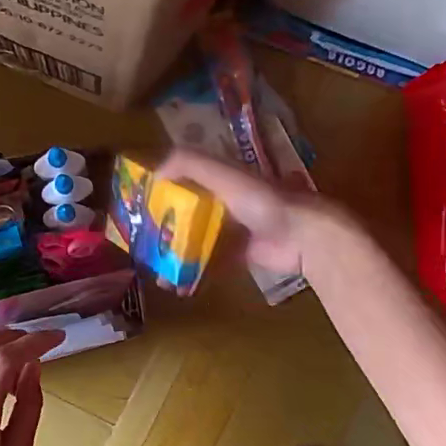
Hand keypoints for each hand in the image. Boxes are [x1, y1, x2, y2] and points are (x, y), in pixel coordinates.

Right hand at [159, 149, 346, 276]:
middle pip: (192, 211)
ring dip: (180, 252)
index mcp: (226, 178)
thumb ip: (189, 164)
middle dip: (169, 226)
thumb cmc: (261, 200)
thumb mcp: (223, 174)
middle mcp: (230, 202)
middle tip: (145, 241)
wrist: (301, 236)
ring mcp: (237, 230)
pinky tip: (179, 281)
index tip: (144, 202)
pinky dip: (197, 271)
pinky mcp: (243, 255)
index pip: (190, 177)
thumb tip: (155, 171)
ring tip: (158, 266)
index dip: (168, 186)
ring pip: (201, 239)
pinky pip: (215, 262)